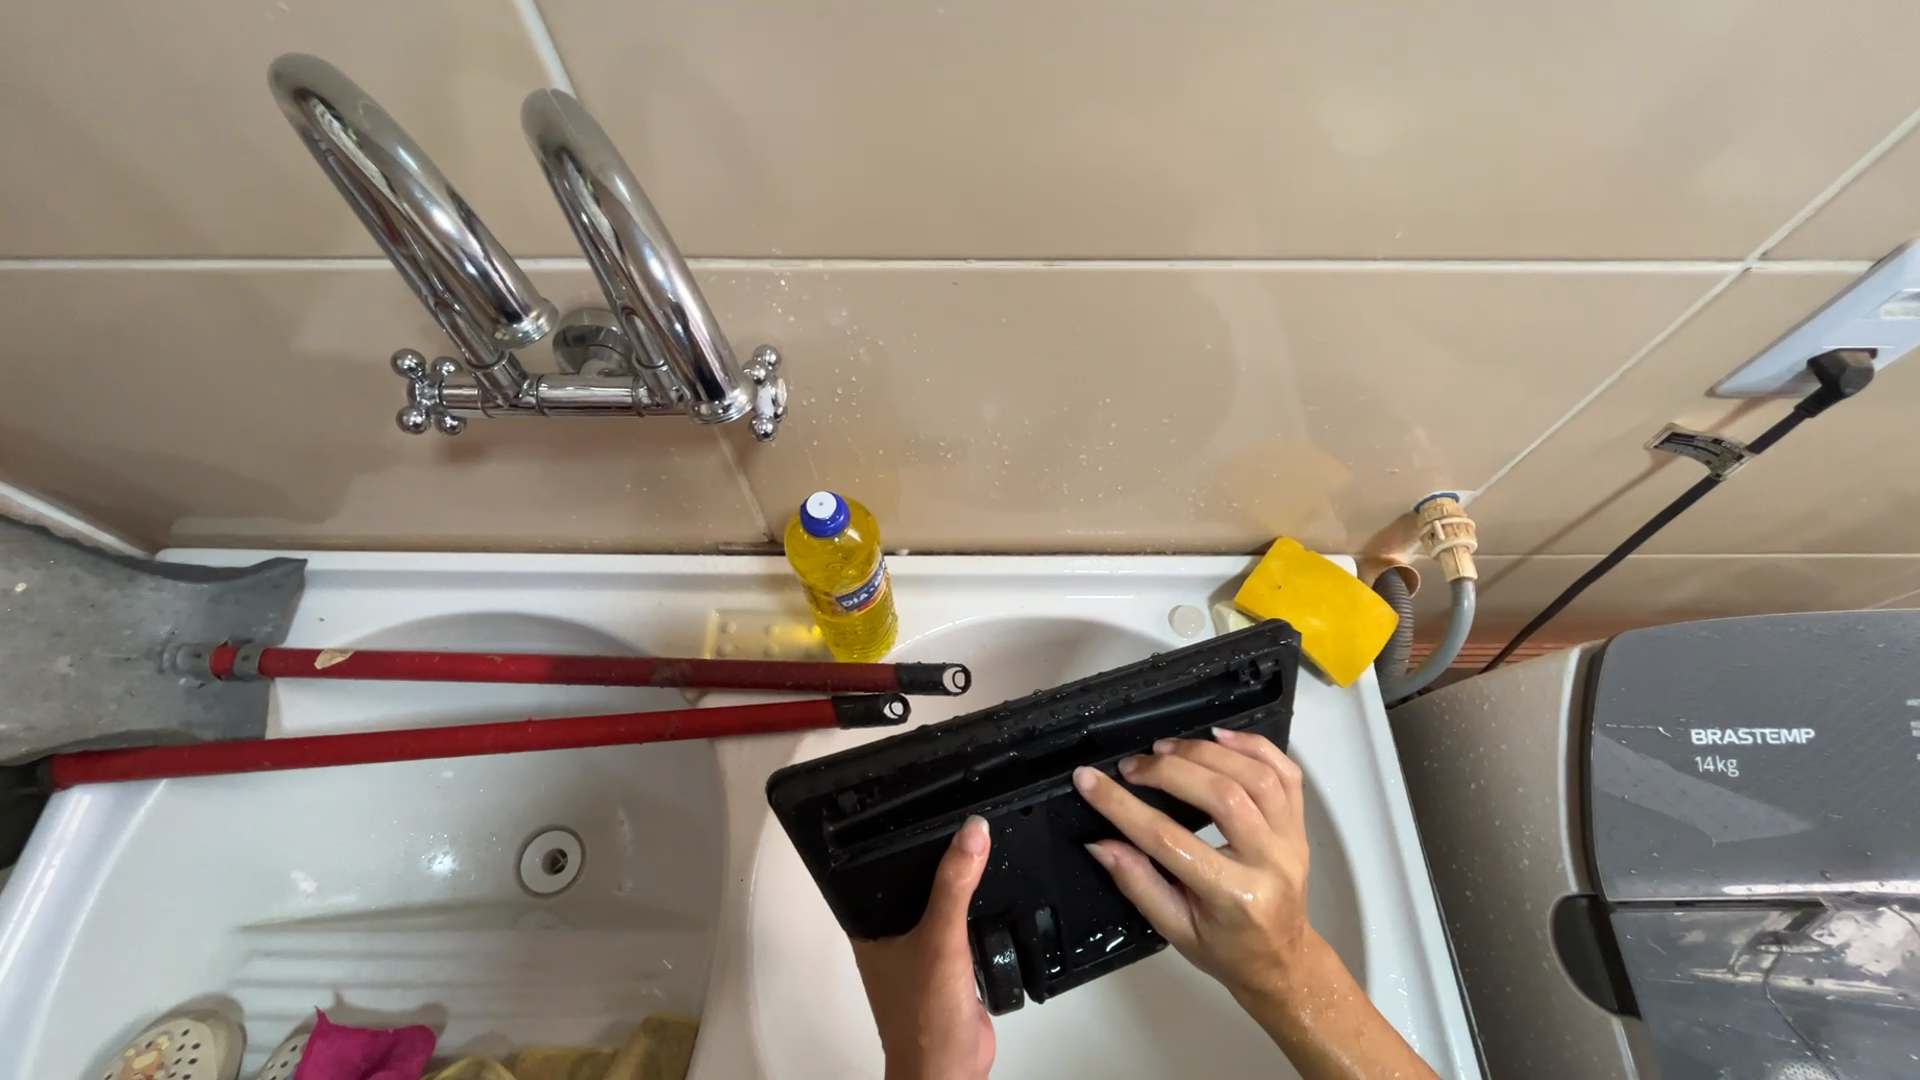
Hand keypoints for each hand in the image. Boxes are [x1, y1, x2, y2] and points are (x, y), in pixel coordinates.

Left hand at [848, 815, 995, 1079]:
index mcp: (870, 924)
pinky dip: (975, 904)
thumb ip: (956, 883)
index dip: (895, 834)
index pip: (877, 866)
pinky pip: (961, 921)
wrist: (952, 1070)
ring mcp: (920, 948)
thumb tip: (975, 828)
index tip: (920, 797)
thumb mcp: (940, 937)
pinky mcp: (950, 963)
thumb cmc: (926, 1010)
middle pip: (914, 880)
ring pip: (940, 900)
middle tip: (960, 805)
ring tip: (980, 832)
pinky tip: (993, 879)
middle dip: (936, 851)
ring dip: (959, 878)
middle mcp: (890, 931)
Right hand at [1075, 729, 1439, 1079]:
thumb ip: (1137, 882)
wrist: (1283, 961)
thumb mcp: (1174, 929)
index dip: (1122, 806)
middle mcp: (1271, 863)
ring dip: (1206, 752)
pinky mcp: (1300, 824)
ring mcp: (1292, 840)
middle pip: (1222, 796)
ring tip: (1166, 748)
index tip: (1089, 780)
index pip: (1169, 840)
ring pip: (1255, 776)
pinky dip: (1254, 745)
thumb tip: (1099, 842)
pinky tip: (1218, 735)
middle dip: (1167, 771)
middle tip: (1132, 766)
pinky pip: (1286, 772)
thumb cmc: (1226, 948)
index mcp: (1236, 897)